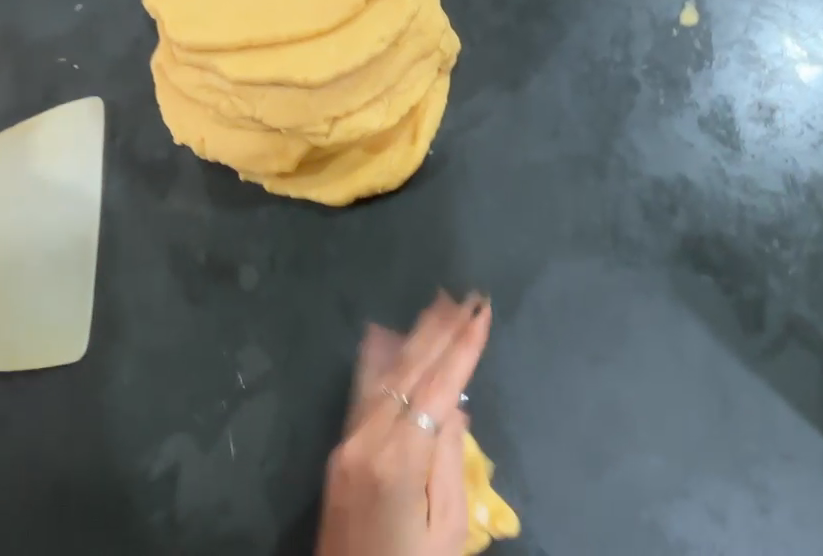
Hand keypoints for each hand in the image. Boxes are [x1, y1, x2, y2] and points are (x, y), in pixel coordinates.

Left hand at [317, 292, 491, 555]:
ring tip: (438, 305)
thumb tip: (453, 405)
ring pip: (385, 376)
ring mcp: (348, 445)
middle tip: (465, 296)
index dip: (462, 347)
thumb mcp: (448, 526)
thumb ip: (450, 459)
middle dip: (440, 330)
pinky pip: (364, 393)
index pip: (438, 387)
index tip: (482, 311)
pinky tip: (386, 336)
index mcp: (400, 460)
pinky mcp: (340, 453)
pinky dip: (380, 360)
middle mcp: (368, 441)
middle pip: (410, 372)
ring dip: (414, 337)